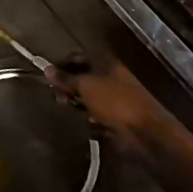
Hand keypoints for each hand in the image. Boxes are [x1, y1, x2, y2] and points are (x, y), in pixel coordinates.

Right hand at [45, 54, 170, 146]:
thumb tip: (46, 69)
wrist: (146, 133)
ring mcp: (115, 98)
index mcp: (106, 64)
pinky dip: (89, 117)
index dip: (62, 65)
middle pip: (82, 77)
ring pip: (88, 97)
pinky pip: (96, 113)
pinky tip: (86, 122)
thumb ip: (65, 78)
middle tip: (58, 97)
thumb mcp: (86, 86)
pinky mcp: (117, 116)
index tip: (48, 78)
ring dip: (77, 103)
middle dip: (68, 87)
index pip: (78, 58)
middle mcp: (110, 77)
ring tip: (70, 110)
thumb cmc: (115, 102)